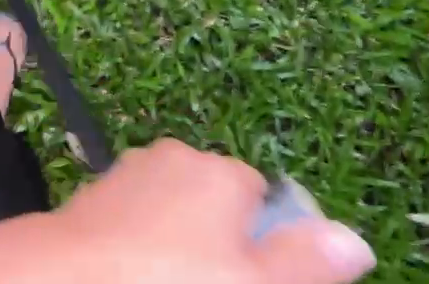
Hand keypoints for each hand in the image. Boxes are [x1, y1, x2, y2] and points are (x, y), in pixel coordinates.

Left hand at [49, 140, 376, 283]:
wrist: (73, 276)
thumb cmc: (174, 282)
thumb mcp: (257, 283)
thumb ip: (308, 262)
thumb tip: (356, 241)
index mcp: (220, 171)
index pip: (264, 194)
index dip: (270, 240)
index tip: (261, 276)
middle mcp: (175, 157)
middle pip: (218, 200)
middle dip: (224, 240)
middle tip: (218, 278)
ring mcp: (132, 172)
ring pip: (176, 210)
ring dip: (183, 244)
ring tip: (175, 277)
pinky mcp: (99, 193)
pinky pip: (140, 218)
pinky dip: (146, 243)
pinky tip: (143, 273)